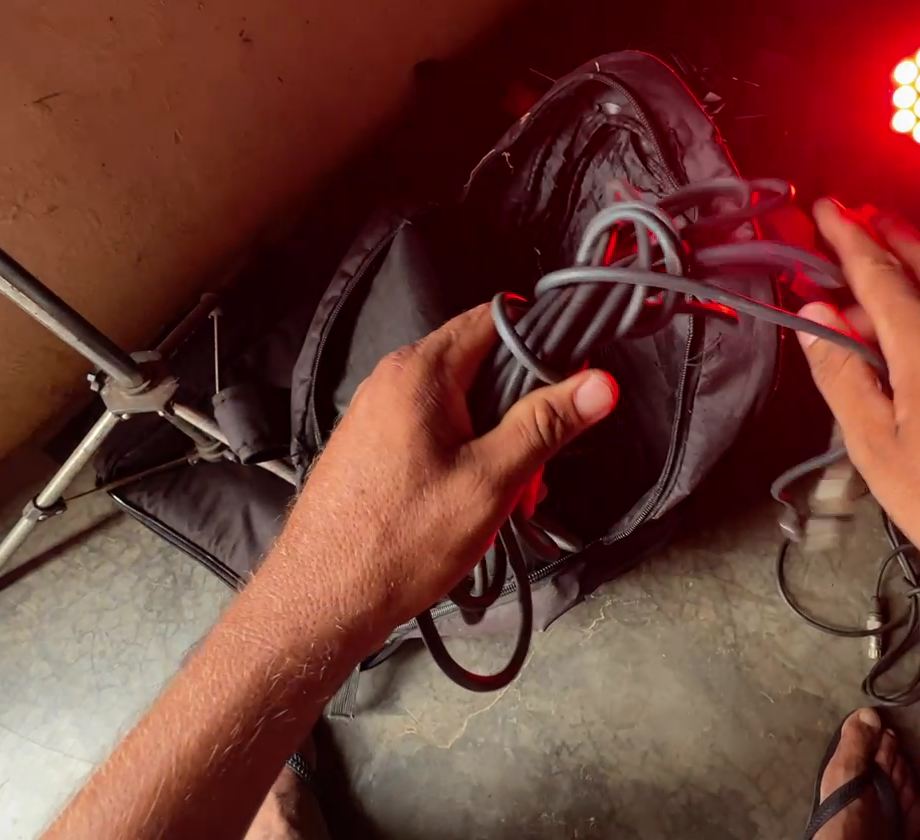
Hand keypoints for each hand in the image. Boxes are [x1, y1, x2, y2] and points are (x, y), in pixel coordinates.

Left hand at [258, 305, 618, 648]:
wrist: (317, 602)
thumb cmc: (402, 539)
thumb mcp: (489, 481)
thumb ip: (546, 424)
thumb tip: (602, 382)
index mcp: (422, 370)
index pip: (495, 317)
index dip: (543, 336)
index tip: (575, 373)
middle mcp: (395, 375)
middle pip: (481, 359)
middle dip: (523, 400)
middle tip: (542, 456)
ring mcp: (379, 407)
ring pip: (461, 398)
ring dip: (497, 433)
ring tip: (513, 487)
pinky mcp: (374, 439)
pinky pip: (435, 423)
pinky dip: (466, 447)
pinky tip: (476, 493)